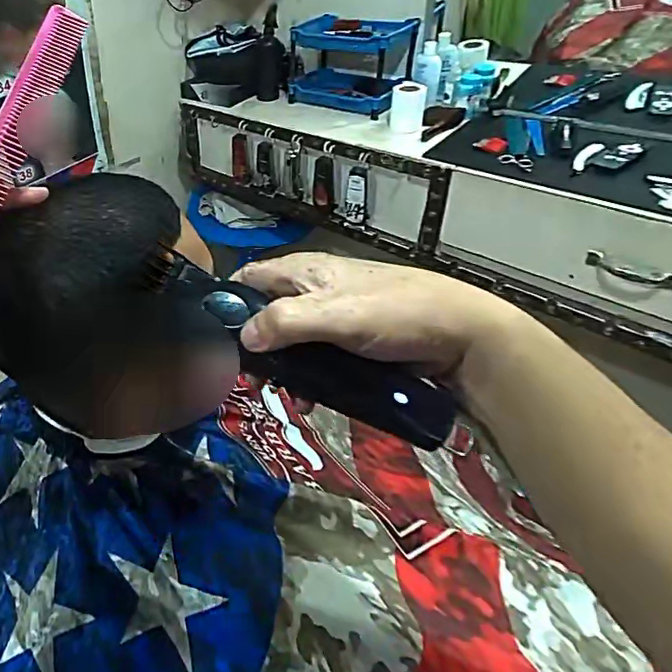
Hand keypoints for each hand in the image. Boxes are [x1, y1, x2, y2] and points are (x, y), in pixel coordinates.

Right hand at [234, 253, 532, 381]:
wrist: (459, 335)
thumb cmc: (394, 312)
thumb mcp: (336, 315)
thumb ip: (286, 322)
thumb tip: (241, 339)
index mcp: (304, 271)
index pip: (249, 277)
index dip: (227, 300)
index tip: (211, 336)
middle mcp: (312, 290)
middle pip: (265, 313)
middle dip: (253, 344)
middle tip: (245, 379)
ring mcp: (332, 318)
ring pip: (290, 341)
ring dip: (281, 367)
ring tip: (279, 394)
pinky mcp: (350, 344)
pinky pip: (316, 359)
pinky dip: (307, 377)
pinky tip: (309, 400)